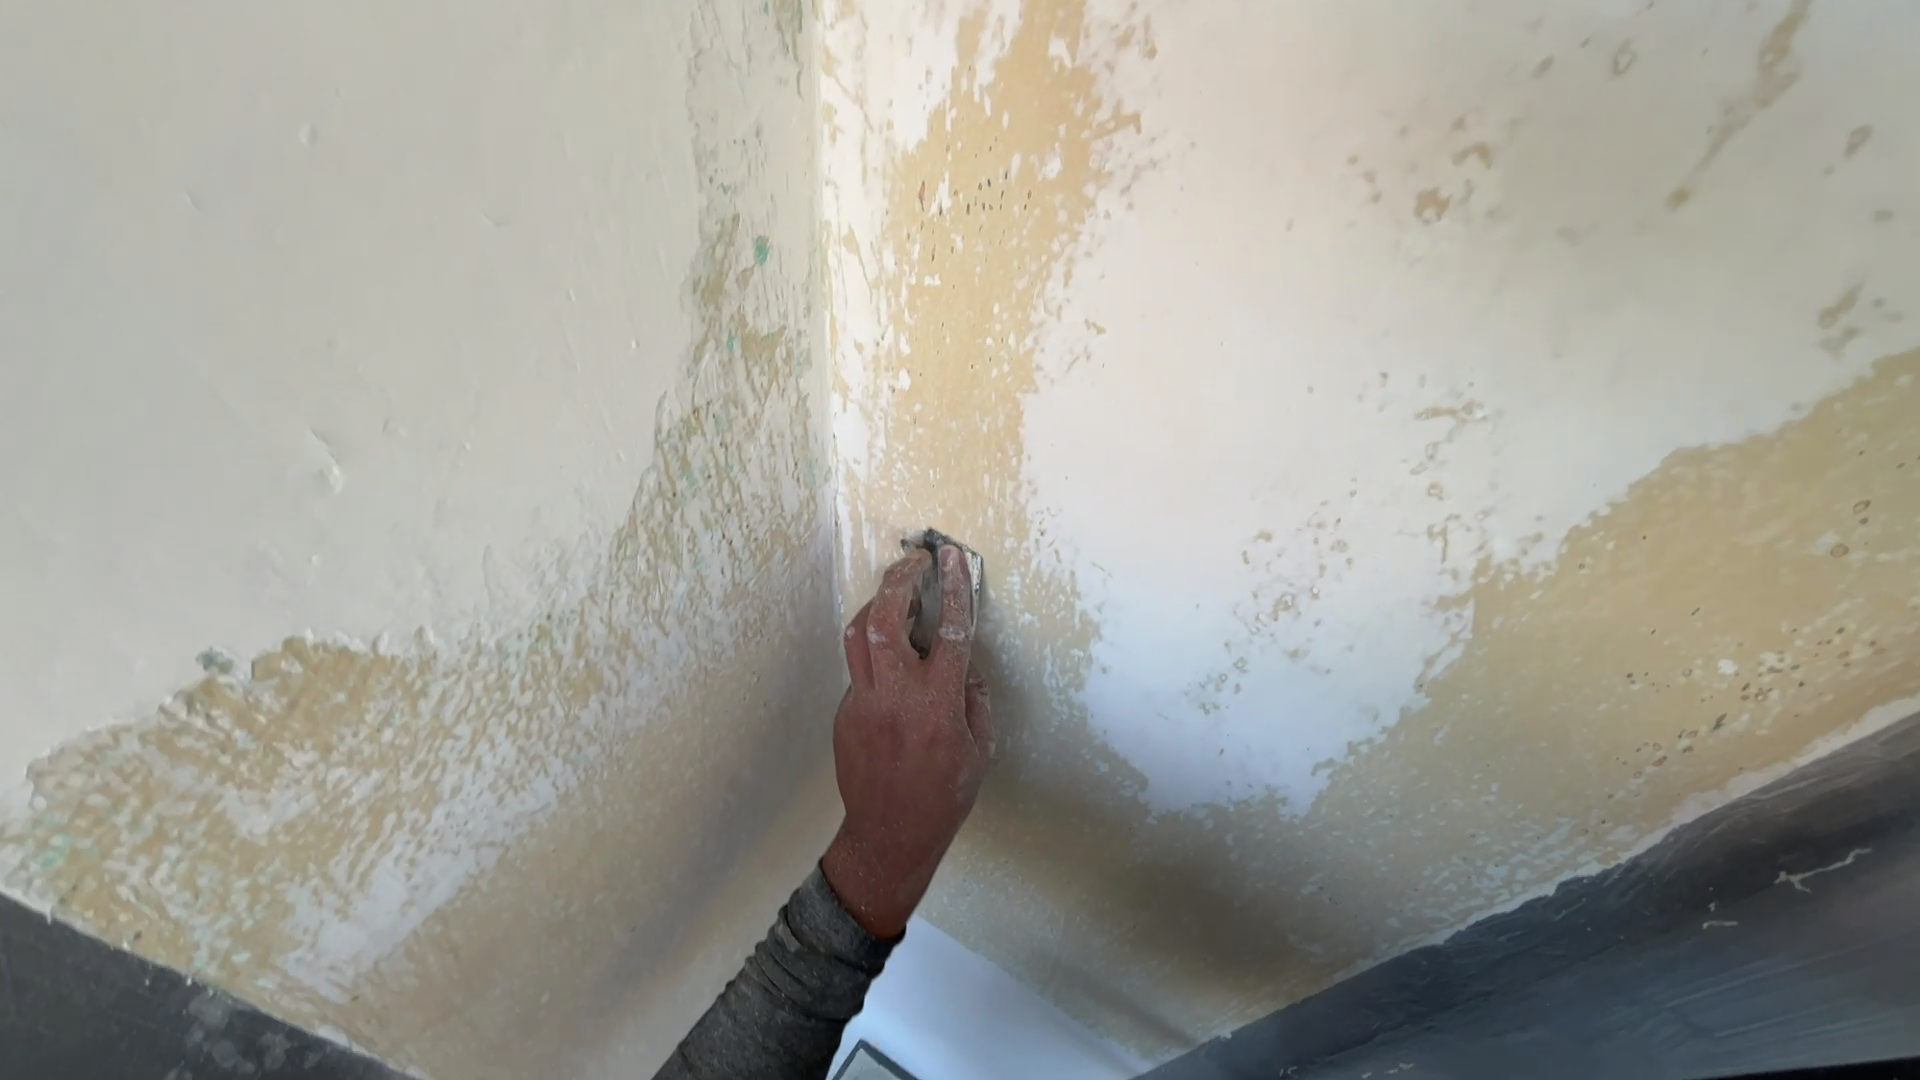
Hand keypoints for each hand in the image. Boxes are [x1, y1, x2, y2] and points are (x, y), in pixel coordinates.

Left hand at [821, 545, 993, 938]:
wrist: (889, 836)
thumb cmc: (944, 797)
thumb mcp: (980, 749)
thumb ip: (974, 699)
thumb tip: (964, 665)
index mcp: (937, 703)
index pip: (949, 631)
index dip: (953, 588)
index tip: (950, 555)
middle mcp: (895, 695)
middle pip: (883, 618)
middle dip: (898, 580)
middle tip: (914, 561)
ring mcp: (863, 702)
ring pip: (857, 635)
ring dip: (876, 605)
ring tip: (896, 595)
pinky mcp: (845, 713)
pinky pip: (859, 669)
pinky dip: (876, 654)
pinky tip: (894, 666)